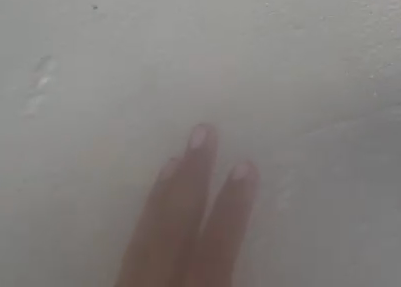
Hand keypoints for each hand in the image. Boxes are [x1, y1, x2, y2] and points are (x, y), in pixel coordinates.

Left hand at [114, 126, 257, 286]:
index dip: (232, 207)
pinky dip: (142, 227)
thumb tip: (272, 250)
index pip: (214, 248)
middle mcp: (155, 286)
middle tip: (203, 129)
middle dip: (190, 180)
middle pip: (173, 230)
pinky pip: (128, 254)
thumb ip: (232, 271)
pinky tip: (151, 205)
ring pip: (143, 239)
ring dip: (161, 198)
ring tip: (175, 158)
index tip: (246, 164)